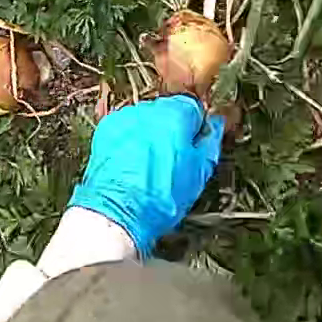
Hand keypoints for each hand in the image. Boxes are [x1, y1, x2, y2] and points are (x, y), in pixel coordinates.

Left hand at [69, 95, 222, 254]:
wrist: (117, 213)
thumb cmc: (159, 196)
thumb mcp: (199, 172)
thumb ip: (211, 142)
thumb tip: (215, 128)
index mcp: (177, 114)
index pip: (195, 108)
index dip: (197, 129)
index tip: (194, 146)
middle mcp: (150, 109)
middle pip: (169, 112)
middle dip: (173, 131)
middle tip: (174, 160)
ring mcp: (126, 118)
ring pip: (146, 120)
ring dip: (151, 135)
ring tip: (151, 166)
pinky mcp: (107, 130)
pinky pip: (126, 129)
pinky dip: (130, 141)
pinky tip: (133, 164)